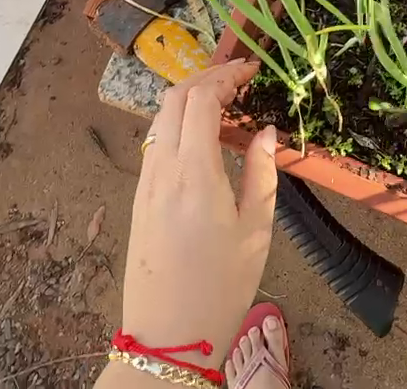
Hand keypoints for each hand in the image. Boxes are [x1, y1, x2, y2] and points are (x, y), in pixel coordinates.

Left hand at [120, 60, 278, 372]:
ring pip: (161, 116)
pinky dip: (178, 120)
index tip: (251, 70)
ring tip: (224, 98)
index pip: (200, 99)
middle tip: (238, 77)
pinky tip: (203, 132)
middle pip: (174, 97)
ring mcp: (145, 181)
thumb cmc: (221, 287)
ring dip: (190, 96)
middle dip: (206, 76)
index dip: (225, 75)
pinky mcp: (139, 195)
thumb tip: (267, 131)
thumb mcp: (256, 230)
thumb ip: (262, 173)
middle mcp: (162, 168)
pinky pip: (156, 139)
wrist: (167, 338)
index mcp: (194, 173)